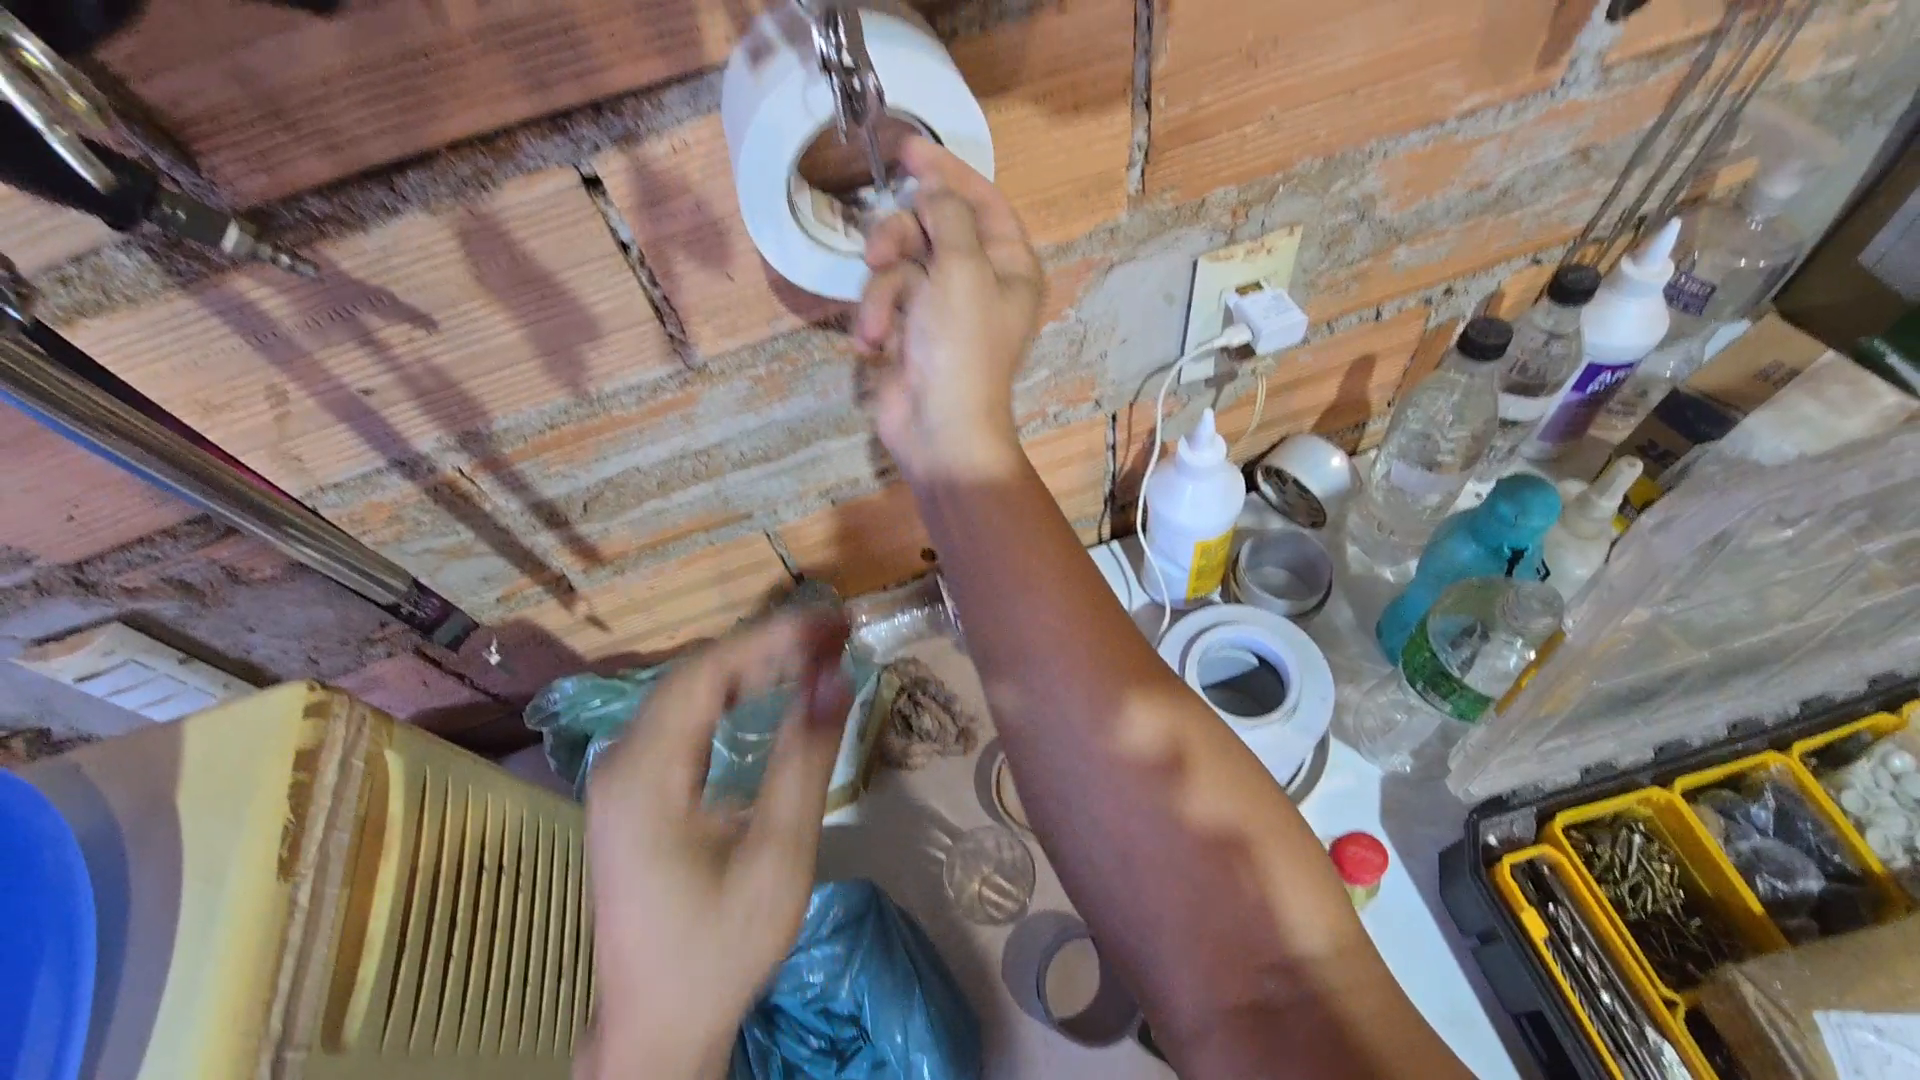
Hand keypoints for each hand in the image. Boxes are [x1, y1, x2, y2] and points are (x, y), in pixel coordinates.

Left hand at [577, 609, 853, 1079]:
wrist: (657, 1025)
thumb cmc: (720, 946)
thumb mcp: (777, 856)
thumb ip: (805, 760)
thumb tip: (836, 680)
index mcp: (644, 775)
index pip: (706, 674)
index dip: (770, 640)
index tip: (831, 625)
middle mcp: (620, 763)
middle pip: (693, 677)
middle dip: (765, 648)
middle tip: (833, 634)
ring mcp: (620, 778)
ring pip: (687, 695)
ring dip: (750, 669)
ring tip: (812, 653)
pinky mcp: (633, 793)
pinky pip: (682, 722)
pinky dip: (730, 699)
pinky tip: (766, 694)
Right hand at [856, 136, 1043, 478]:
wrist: (938, 428)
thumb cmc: (961, 347)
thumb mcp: (960, 268)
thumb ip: (947, 214)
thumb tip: (932, 191)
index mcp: (1010, 264)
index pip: (981, 201)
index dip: (946, 173)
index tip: (906, 150)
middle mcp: (979, 280)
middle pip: (930, 228)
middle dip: (898, 240)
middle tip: (878, 256)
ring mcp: (942, 307)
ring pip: (898, 265)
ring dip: (881, 295)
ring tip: (881, 328)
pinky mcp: (909, 331)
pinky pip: (884, 301)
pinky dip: (875, 321)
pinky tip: (874, 346)